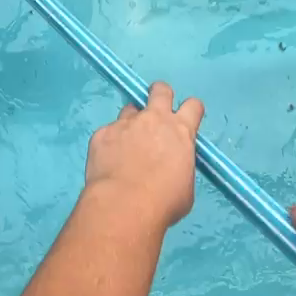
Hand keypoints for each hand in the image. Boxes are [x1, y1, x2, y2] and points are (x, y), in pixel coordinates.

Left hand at [83, 82, 203, 232]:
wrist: (124, 205)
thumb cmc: (163, 202)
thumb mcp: (185, 185)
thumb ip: (179, 164)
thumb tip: (172, 165)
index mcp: (180, 131)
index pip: (193, 106)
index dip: (190, 111)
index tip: (185, 119)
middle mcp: (153, 119)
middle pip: (160, 90)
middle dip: (159, 95)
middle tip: (155, 111)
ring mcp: (125, 123)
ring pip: (129, 110)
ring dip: (131, 123)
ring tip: (126, 147)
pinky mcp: (102, 133)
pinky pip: (107, 133)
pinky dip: (109, 144)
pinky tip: (108, 163)